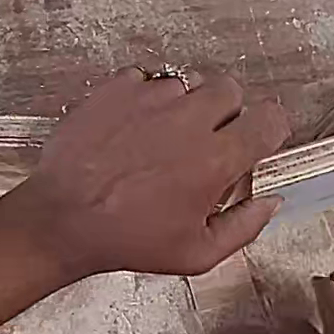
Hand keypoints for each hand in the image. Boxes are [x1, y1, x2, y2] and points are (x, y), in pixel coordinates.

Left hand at [5, 68, 289, 276]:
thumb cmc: (125, 240)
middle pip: (230, 90)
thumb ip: (243, 227)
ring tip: (157, 139)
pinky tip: (132, 128)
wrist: (63, 220)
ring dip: (180, 106)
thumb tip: (269, 202)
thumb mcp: (195, 254)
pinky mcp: (115, 90)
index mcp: (214, 160)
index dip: (267, 128)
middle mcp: (186, 121)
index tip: (255, 138)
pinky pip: (145, 79)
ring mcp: (149, 99)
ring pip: (186, 84)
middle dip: (224, 113)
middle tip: (202, 139)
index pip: (270, 118)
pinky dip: (143, 98)